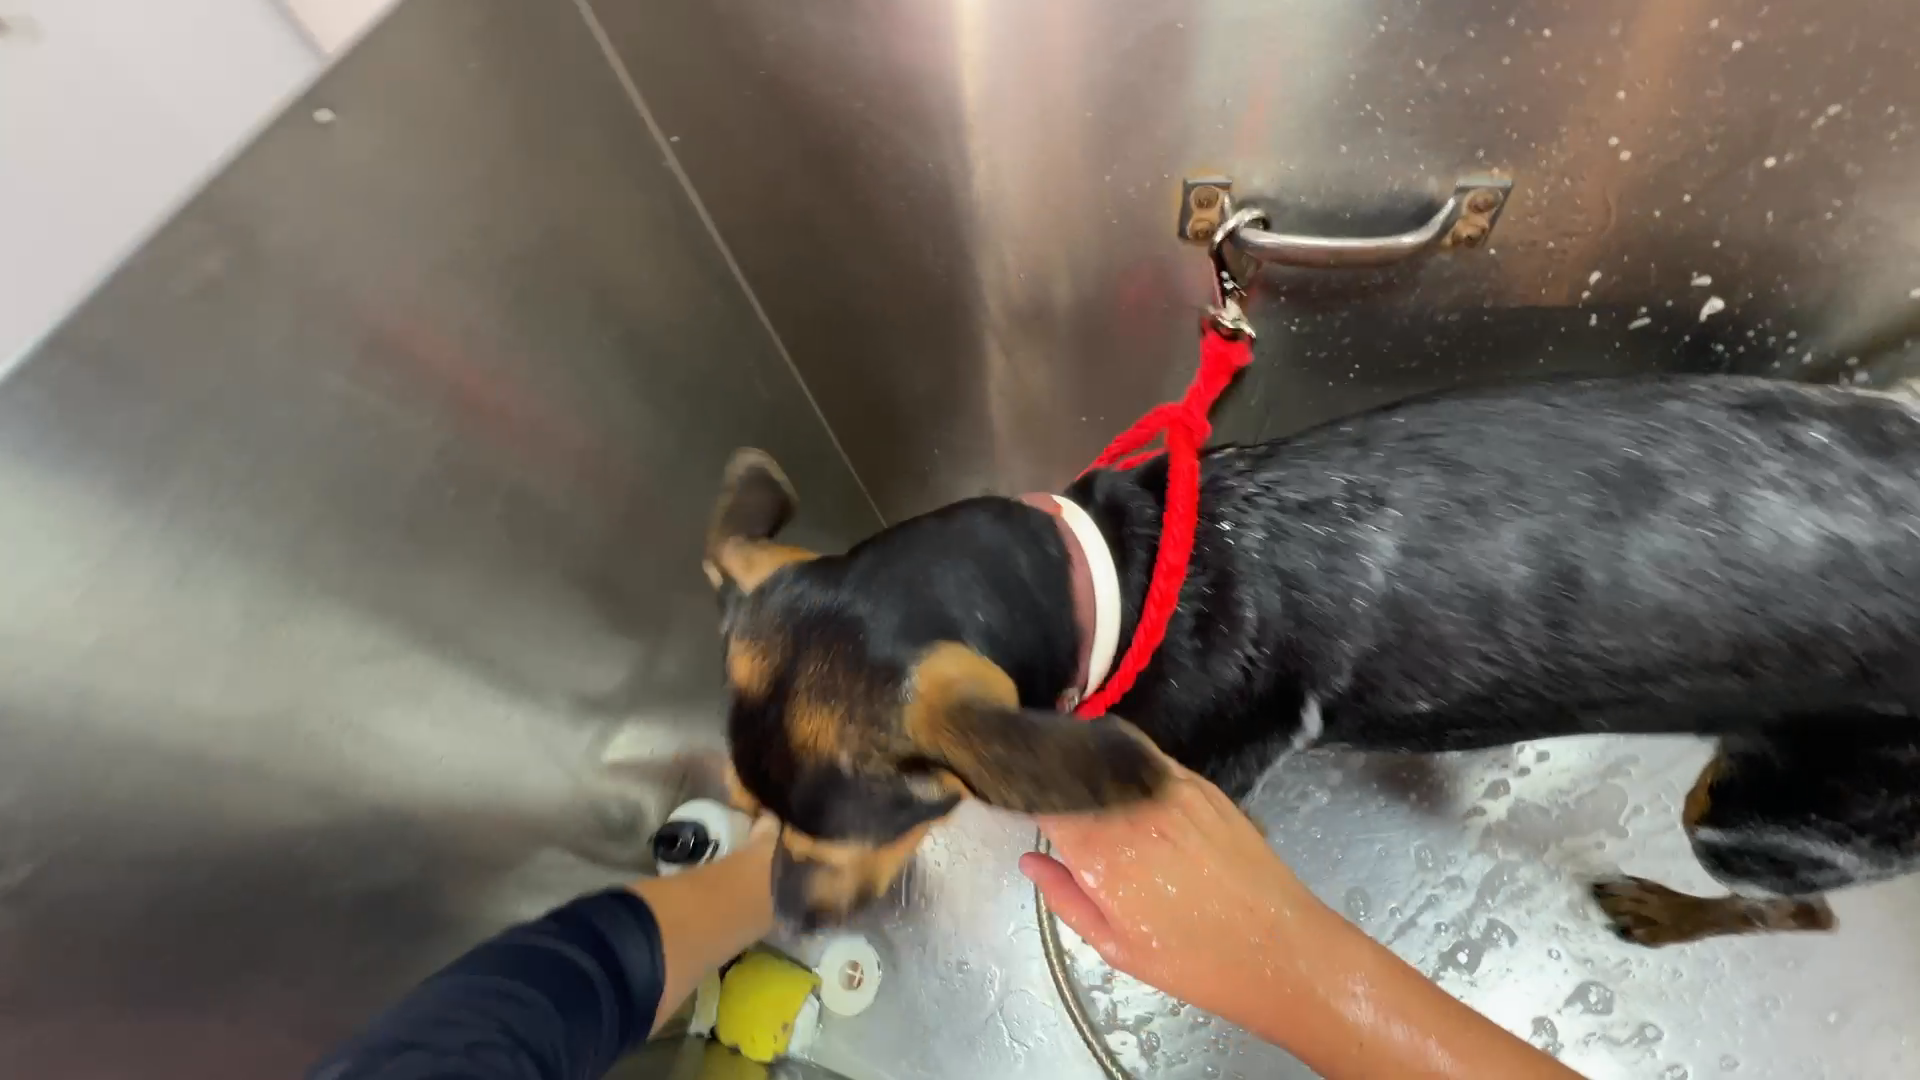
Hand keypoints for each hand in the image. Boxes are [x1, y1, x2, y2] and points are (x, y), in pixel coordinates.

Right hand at [1020, 753, 1582, 1078]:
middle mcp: (1133, 807)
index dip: (1021, 788)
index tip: (1007, 785)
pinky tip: (1113, 769)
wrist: (1283, 951)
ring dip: (1079, 752)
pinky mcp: (1198, 782)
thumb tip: (1030, 861)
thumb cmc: (1196, 961)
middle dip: (1046, 764)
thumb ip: (1065, 898)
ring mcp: (1169, 788)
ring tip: (1063, 759)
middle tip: (1028, 766)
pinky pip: (1144, 756)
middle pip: (1072, 764)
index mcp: (1105, 851)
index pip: (1045, 799)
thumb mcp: (1116, 947)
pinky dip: (1119, 756)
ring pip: (1106, 750)